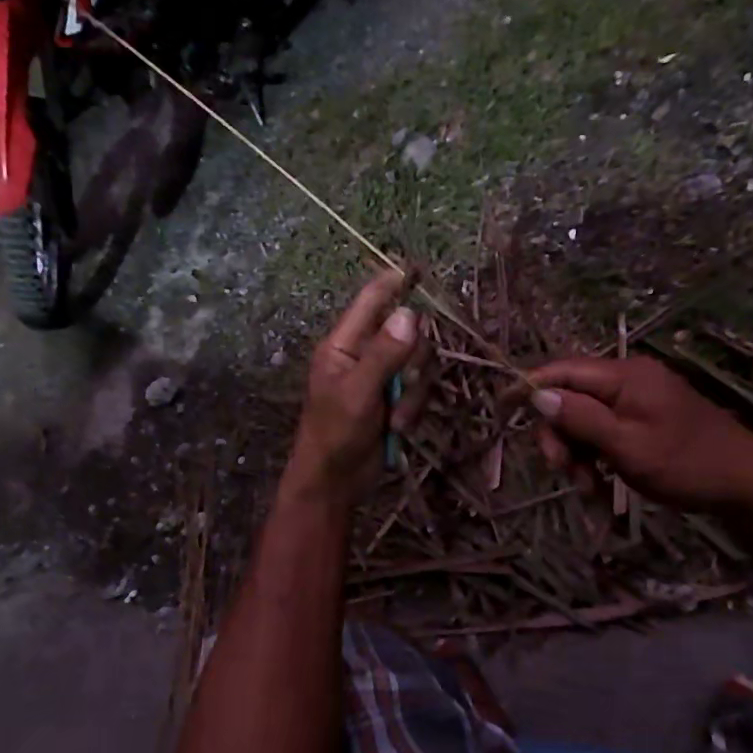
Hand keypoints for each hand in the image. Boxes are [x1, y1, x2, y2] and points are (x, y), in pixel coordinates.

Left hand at [288, 269, 434, 498]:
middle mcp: (364, 355)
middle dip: (413, 361)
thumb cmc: (334, 434)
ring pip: (418, 364)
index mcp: (343, 344)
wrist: (334, 483)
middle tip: (404, 384)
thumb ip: (384, 353)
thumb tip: (410, 313)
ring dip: (413, 394)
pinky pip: (419, 390)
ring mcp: (381, 379)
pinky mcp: (394, 401)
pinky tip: (399, 429)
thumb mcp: (358, 392)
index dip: (393, 283)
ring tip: (396, 420)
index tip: (417, 269)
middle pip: (407, 333)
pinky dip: (413, 410)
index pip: (370, 302)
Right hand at [525, 356, 752, 514]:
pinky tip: (602, 484)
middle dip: (560, 435)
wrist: (748, 484)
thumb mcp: (626, 446)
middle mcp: (629, 379)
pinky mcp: (647, 418)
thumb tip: (538, 395)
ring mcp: (639, 399)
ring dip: (578, 454)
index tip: (501, 407)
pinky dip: (598, 457)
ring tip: (589, 488)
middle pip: (572, 397)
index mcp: (624, 376)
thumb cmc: (687, 464)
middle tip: (562, 472)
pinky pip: (607, 432)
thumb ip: (580, 418)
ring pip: (587, 420)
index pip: (563, 370)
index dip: (529, 386)